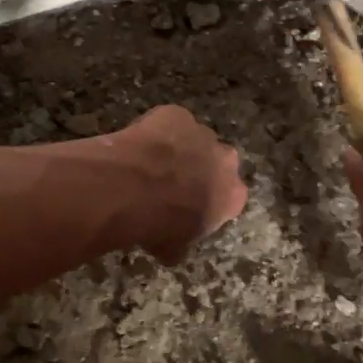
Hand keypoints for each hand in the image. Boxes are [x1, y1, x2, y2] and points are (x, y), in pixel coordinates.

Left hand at [113, 105, 247, 263]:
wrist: (130, 187)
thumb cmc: (156, 225)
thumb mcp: (173, 248)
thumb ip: (182, 242)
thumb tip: (173, 248)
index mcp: (232, 195)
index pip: (232, 197)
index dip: (213, 200)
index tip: (194, 206)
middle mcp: (225, 160)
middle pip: (220, 161)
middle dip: (203, 168)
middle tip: (175, 182)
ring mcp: (202, 132)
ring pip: (195, 139)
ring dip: (180, 148)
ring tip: (151, 163)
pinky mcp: (178, 114)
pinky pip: (171, 122)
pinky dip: (159, 131)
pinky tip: (140, 145)